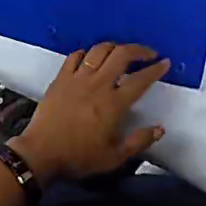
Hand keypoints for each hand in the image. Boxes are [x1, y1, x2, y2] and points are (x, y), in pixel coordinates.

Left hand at [13, 43, 171, 181]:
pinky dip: (86, 53)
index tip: (164, 63)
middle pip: (122, 54)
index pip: (140, 79)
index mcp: (114, 103)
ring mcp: (77, 78)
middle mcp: (98, 84)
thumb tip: (159, 128)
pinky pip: (75, 56)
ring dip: (114, 47)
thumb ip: (139, 141)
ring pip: (99, 50)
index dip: (156, 69)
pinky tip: (90, 58)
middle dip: (139, 49)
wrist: (41, 153)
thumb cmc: (80, 157)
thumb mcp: (115, 157)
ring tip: (121, 53)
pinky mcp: (60, 78)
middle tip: (148, 53)